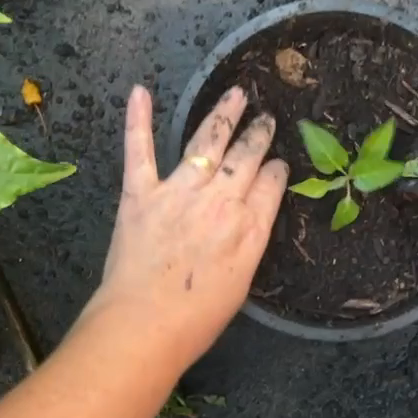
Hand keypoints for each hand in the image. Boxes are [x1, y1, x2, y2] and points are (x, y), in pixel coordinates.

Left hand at [83, 85, 286, 370]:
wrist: (144, 325)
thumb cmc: (197, 320)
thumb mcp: (241, 283)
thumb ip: (248, 244)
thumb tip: (249, 219)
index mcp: (249, 227)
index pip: (271, 184)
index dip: (277, 169)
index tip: (279, 162)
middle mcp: (219, 200)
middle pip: (245, 156)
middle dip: (258, 134)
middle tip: (266, 118)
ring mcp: (178, 191)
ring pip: (206, 141)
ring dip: (223, 114)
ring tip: (236, 94)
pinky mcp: (140, 192)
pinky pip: (140, 149)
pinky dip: (138, 119)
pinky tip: (140, 92)